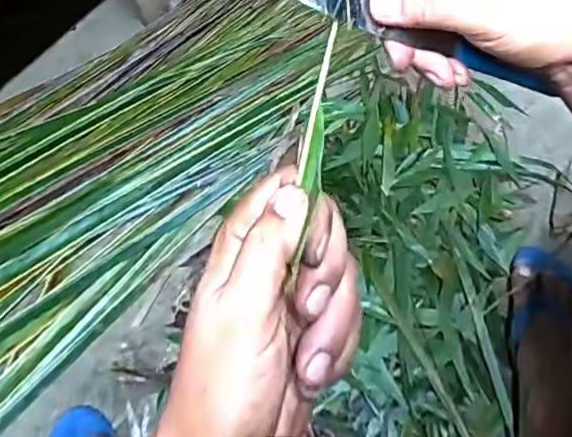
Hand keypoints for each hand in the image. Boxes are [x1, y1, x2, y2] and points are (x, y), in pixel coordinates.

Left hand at [158, 168, 360, 436]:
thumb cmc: (224, 384)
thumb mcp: (244, 307)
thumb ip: (269, 245)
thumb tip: (295, 189)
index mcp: (244, 245)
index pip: (284, 188)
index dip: (308, 207)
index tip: (309, 246)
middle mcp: (271, 260)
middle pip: (323, 228)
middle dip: (327, 272)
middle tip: (306, 306)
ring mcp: (294, 294)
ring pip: (341, 274)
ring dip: (333, 322)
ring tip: (305, 357)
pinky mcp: (315, 326)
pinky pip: (347, 314)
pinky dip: (337, 346)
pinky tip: (311, 372)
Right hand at [348, 0, 571, 91]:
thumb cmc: (534, 18)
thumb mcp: (475, 11)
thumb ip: (421, 6)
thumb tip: (372, 3)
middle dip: (404, 35)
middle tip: (403, 65)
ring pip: (415, 24)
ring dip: (424, 55)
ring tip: (446, 76)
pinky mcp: (464, 21)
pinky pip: (433, 39)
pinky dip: (438, 60)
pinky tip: (456, 76)